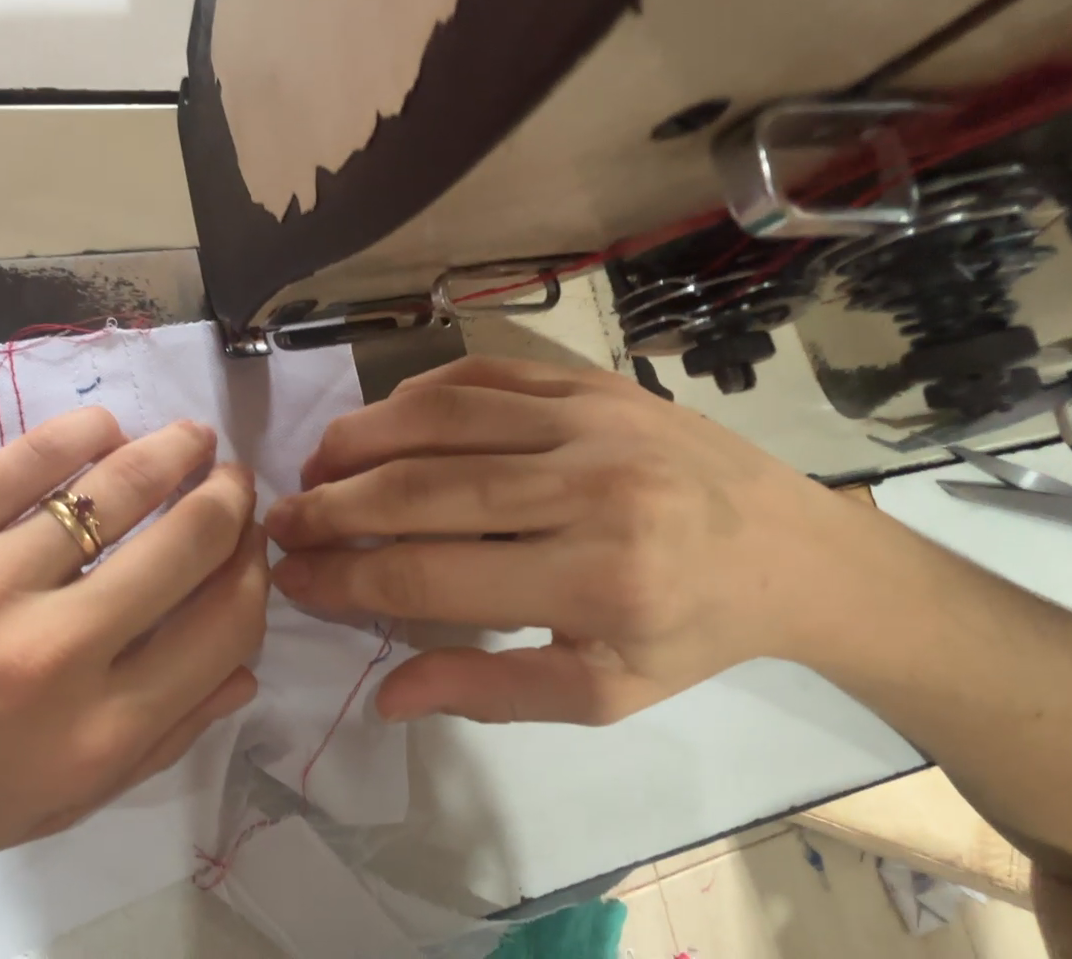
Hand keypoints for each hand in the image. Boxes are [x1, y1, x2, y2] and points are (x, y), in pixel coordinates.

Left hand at [0, 409, 267, 884]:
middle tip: (231, 478)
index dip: (253, 572)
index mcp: (97, 736)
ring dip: (174, 450)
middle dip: (228, 499)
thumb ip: (161, 740)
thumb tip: (244, 670)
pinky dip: (84, 434)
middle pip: (187, 544)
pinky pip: (26, 462)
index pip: (223, 625)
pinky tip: (106, 430)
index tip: (250, 543)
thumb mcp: (55, 803)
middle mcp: (54, 658)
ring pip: (116, 488)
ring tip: (192, 439)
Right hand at [264, 357, 905, 725]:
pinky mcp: (589, 382)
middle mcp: (588, 489)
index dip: (345, 581)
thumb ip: (490, 693)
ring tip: (312, 466)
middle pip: (421, 491)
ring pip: (438, 419)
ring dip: (357, 441)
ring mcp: (589, 421)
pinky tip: (380, 424)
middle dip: (331, 508)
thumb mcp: (602, 693)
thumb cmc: (691, 631)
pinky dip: (412, 397)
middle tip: (278, 522)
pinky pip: (477, 376)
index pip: (430, 577)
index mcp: (596, 582)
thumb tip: (386, 695)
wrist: (792, 549)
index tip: (292, 580)